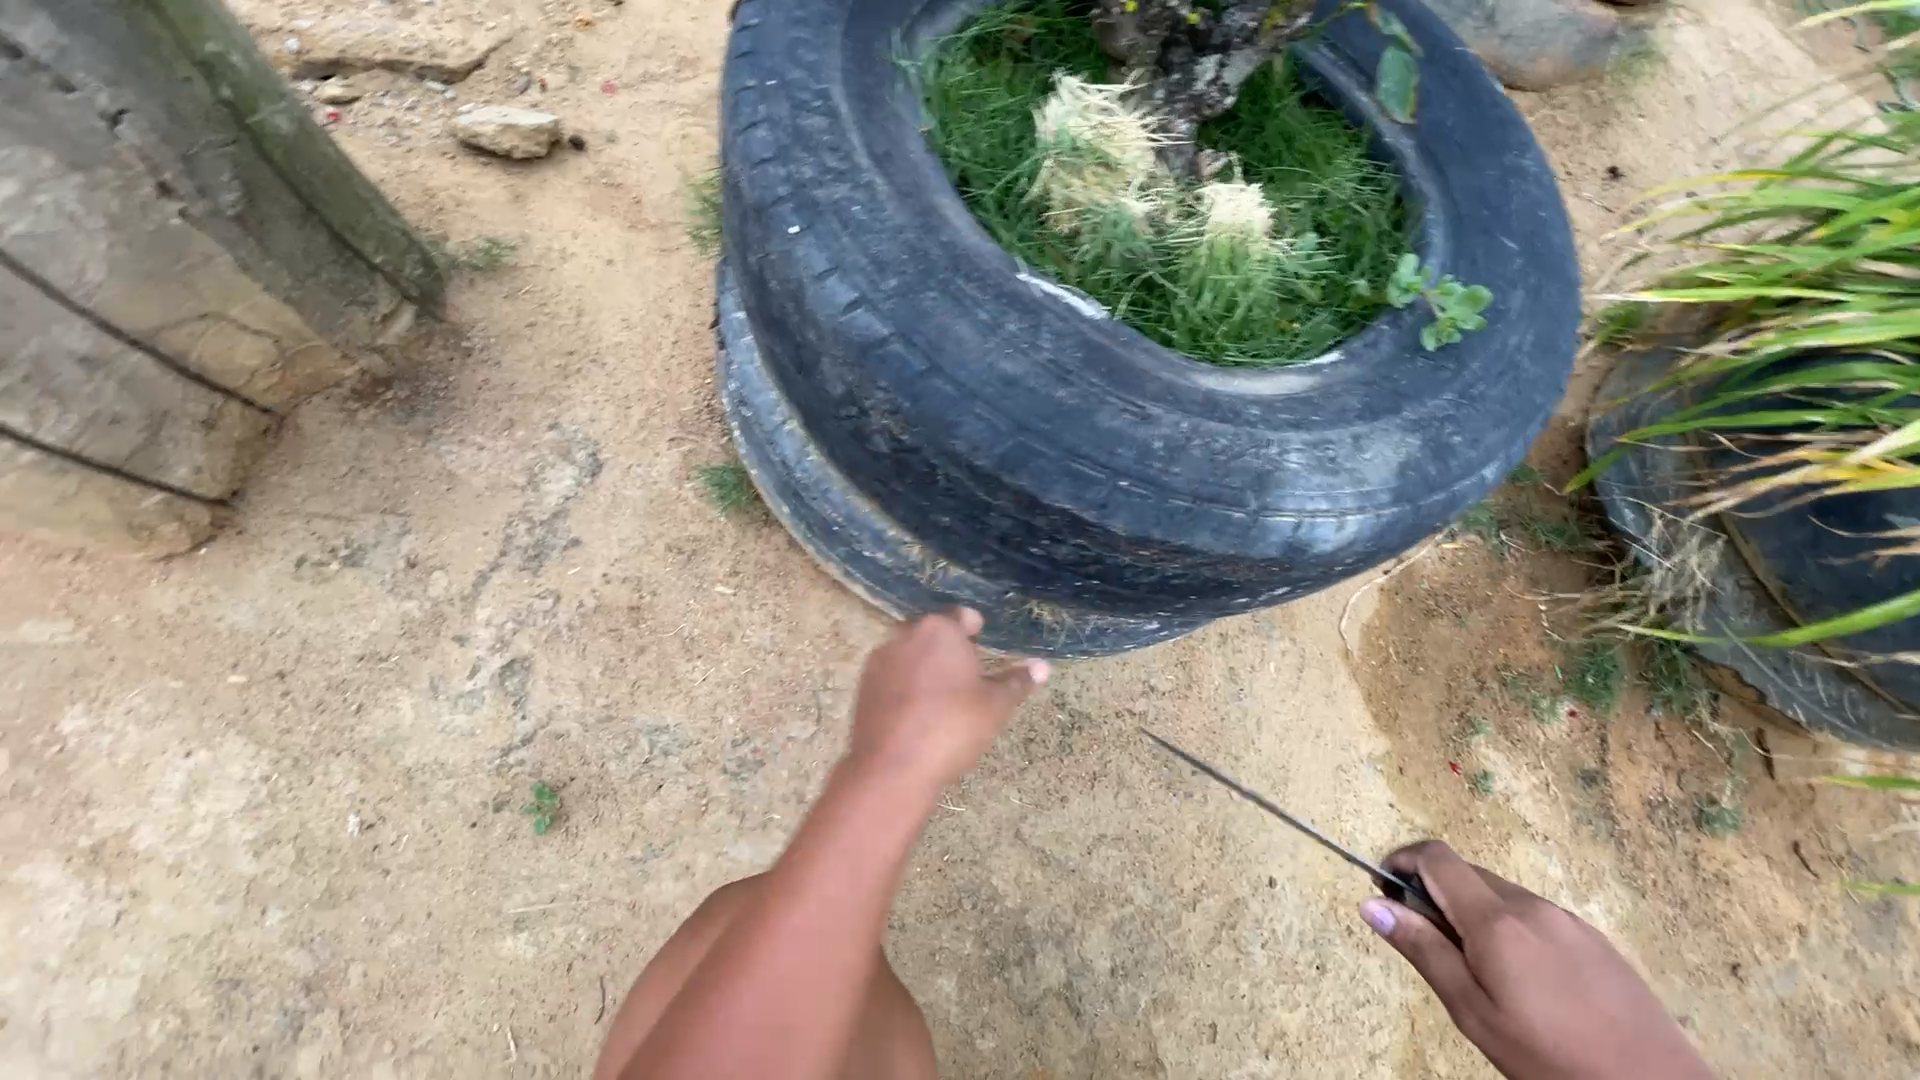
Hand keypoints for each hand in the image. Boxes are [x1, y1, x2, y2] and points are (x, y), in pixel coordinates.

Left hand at [845, 608, 1047, 792]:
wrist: (893, 766)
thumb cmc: (952, 727)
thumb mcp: (995, 705)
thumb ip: (1017, 681)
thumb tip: (1043, 666)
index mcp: (939, 630)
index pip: (961, 615)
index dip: (974, 628)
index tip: (981, 642)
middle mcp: (905, 635)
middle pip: (932, 632)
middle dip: (948, 646)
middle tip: (967, 673)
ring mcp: (880, 659)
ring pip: (909, 653)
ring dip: (925, 665)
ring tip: (942, 695)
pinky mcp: (864, 685)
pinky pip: (892, 675)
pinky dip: (905, 684)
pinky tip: (917, 712)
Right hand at [1360, 841, 1714, 1079]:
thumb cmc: (1552, 1060)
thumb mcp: (1474, 1013)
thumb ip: (1423, 951)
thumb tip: (1371, 903)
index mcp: (1497, 920)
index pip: (1436, 857)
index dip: (1402, 861)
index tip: (1384, 890)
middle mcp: (1532, 906)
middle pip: (1467, 872)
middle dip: (1433, 891)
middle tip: (1426, 942)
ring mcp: (1569, 921)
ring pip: (1500, 894)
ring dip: (1470, 910)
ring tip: (1475, 970)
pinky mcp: (1596, 941)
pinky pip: (1534, 916)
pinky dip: (1508, 927)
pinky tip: (1523, 981)